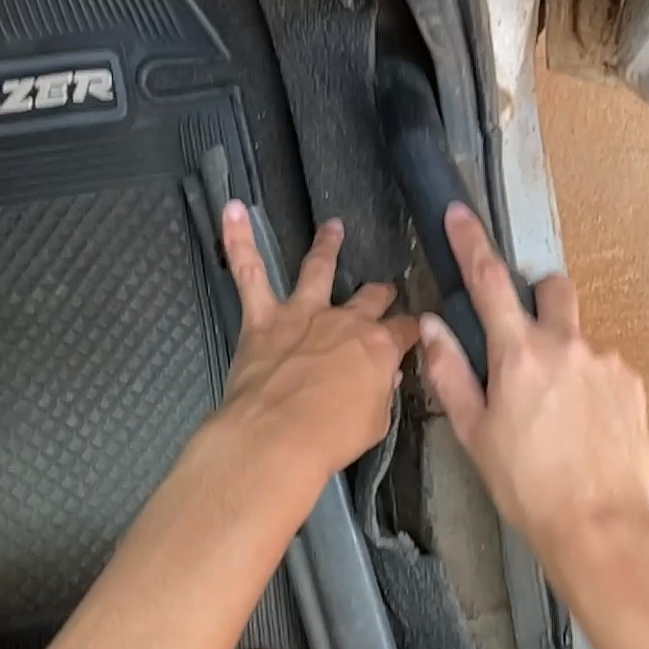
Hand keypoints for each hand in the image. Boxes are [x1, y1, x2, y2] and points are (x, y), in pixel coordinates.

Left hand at [208, 202, 419, 483]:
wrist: (278, 438)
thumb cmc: (333, 437)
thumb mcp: (377, 422)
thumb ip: (383, 393)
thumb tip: (387, 375)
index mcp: (379, 346)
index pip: (406, 330)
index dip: (412, 331)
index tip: (416, 333)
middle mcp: (346, 320)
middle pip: (371, 297)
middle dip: (381, 292)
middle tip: (384, 289)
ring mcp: (303, 314)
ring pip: (317, 269)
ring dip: (327, 245)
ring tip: (333, 227)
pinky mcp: (263, 318)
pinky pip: (249, 272)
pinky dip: (239, 240)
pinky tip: (232, 210)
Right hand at [418, 203, 648, 550]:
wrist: (598, 524)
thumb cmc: (525, 484)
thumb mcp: (474, 432)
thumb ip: (450, 371)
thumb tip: (433, 325)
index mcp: (518, 354)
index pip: (488, 280)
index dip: (470, 242)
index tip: (459, 213)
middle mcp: (566, 343)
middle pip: (551, 286)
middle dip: (536, 296)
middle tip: (525, 340)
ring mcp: (605, 359)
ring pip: (578, 332)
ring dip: (564, 351)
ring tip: (558, 408)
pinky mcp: (631, 380)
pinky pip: (604, 363)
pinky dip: (589, 379)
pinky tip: (584, 422)